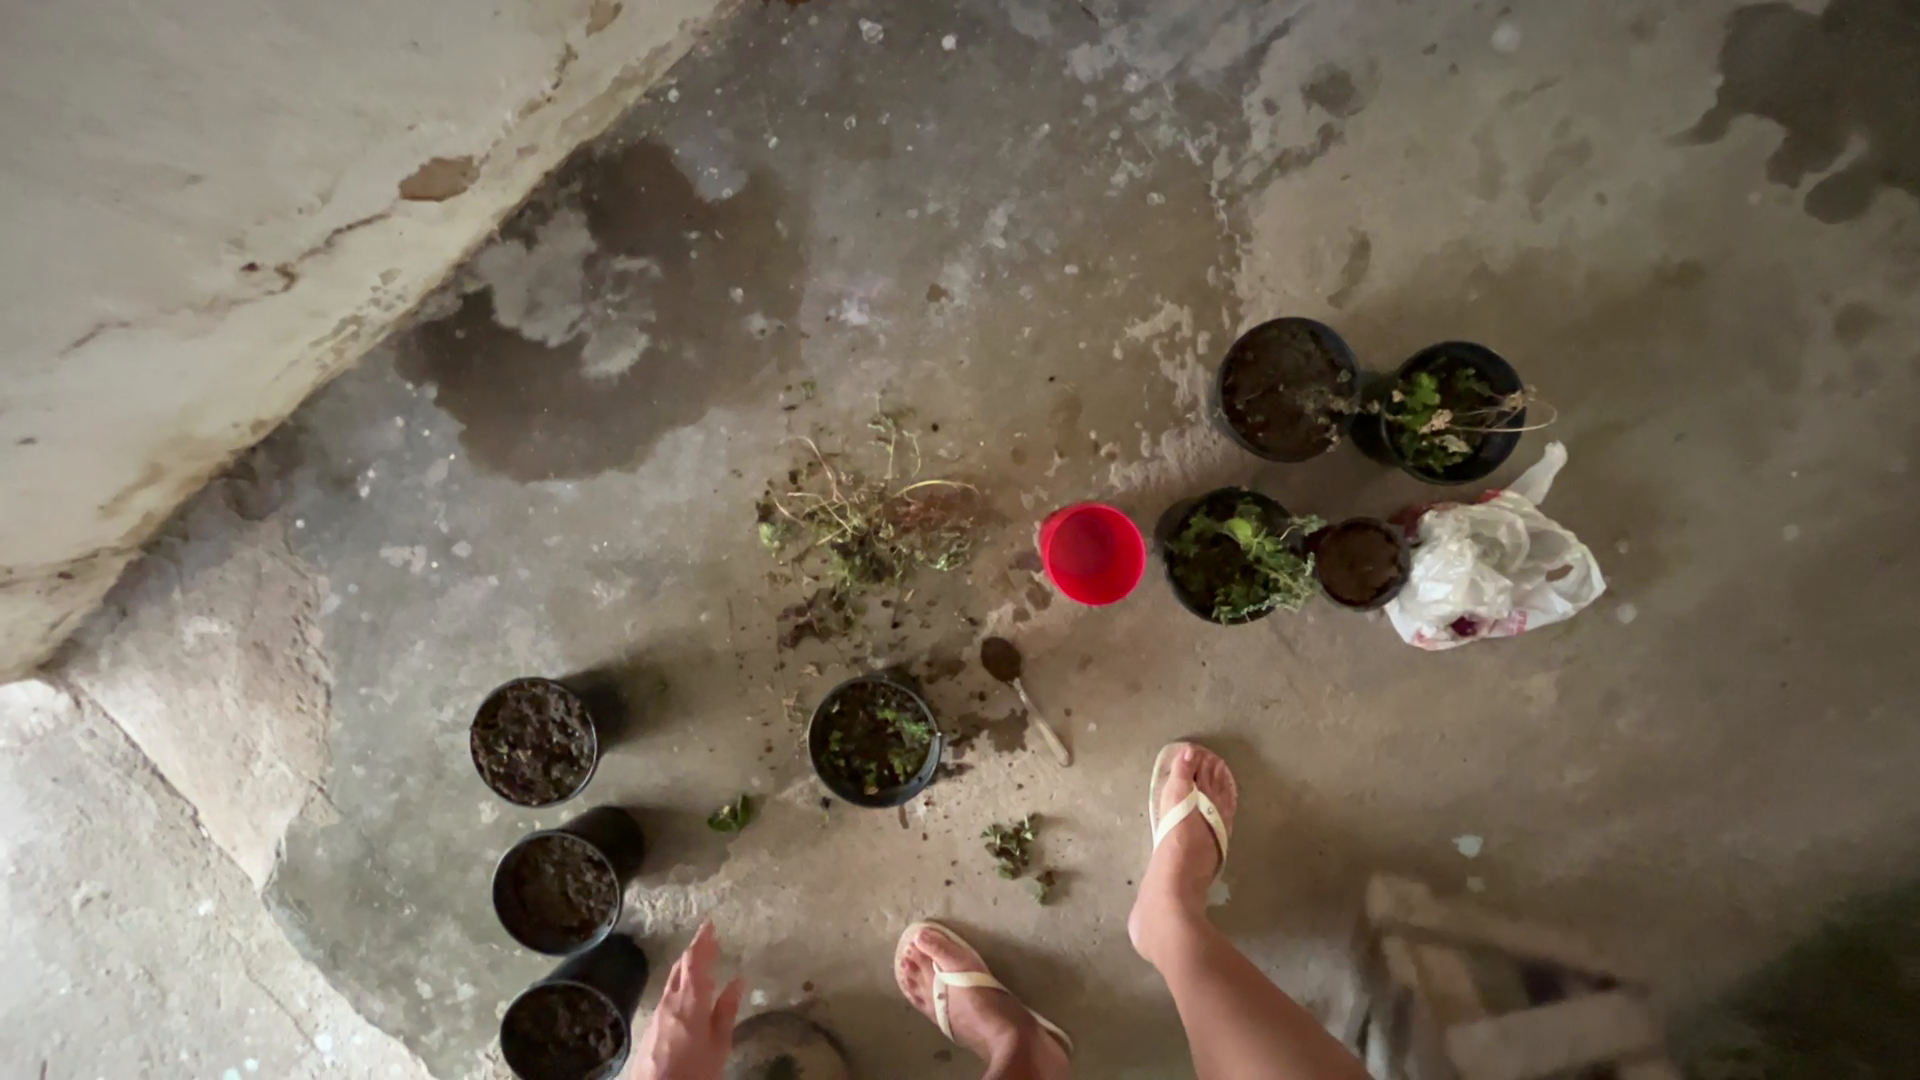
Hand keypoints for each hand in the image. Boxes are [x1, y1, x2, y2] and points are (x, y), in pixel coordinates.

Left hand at [629, 920, 744, 1079]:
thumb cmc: (693, 1072)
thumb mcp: (719, 1045)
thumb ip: (726, 1011)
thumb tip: (737, 980)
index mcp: (690, 1000)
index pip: (694, 960)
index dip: (702, 940)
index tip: (710, 923)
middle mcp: (670, 1002)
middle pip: (680, 968)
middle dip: (694, 951)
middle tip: (709, 940)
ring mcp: (657, 1016)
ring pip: (672, 982)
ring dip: (686, 969)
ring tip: (701, 964)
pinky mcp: (650, 1031)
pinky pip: (667, 997)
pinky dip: (679, 987)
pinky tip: (687, 995)